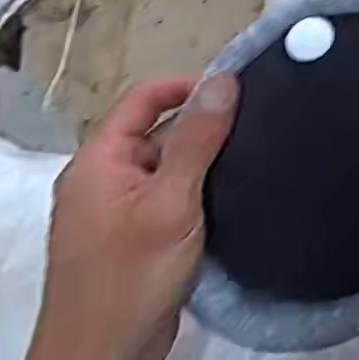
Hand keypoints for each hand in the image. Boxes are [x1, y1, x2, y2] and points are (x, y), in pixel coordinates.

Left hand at [27, 76, 239, 359]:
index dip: (192, 84)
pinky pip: (179, 183)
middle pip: (163, 124)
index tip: (244, 89)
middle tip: (261, 120)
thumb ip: (196, 140)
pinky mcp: (142, 227)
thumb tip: (224, 79)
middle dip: (210, 119)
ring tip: (258, 150)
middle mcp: (105, 177)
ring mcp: (122, 205)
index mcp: (98, 164)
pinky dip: (207, 177)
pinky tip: (240, 183)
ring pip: (175, 155)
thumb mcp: (170, 203)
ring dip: (212, 151)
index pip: (145, 98)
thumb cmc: (130, 280)